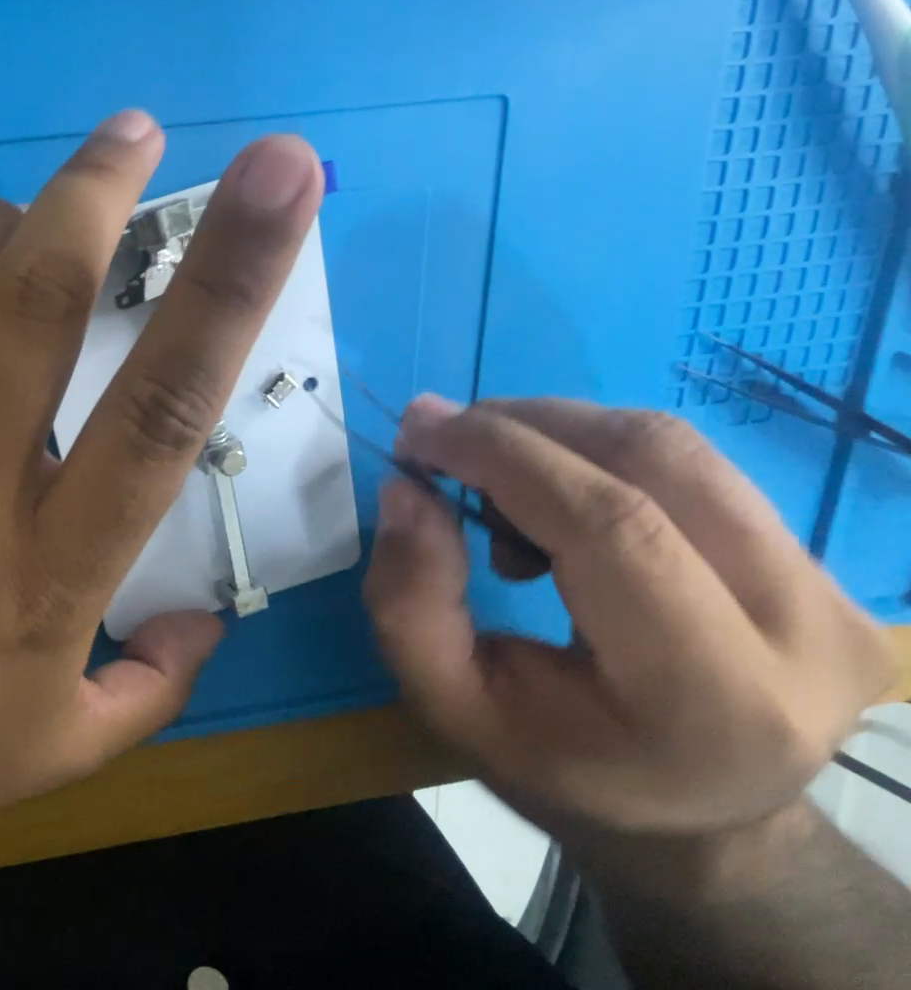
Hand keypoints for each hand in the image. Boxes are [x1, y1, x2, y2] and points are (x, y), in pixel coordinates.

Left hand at [0, 114, 324, 887]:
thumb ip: (162, 679)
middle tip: (126, 136)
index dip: (230, 279)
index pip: (165, 404)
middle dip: (89, 194)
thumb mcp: (75, 747)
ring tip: (1, 222)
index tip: (274, 178)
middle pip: (34, 307)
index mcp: (54, 567)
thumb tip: (203, 614)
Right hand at [364, 396, 899, 838]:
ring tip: (497, 489)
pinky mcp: (833, 569)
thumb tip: (407, 487)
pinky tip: (555, 505)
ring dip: (559, 436)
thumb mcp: (446, 702)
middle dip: (526, 425)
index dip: (503, 455)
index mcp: (705, 691)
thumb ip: (409, 601)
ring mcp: (837, 595)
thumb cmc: (554, 767)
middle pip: (657, 461)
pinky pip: (696, 469)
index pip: (610, 524)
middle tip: (441, 441)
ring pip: (680, 450)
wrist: (693, 818)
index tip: (418, 432)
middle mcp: (803, 631)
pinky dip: (598, 460)